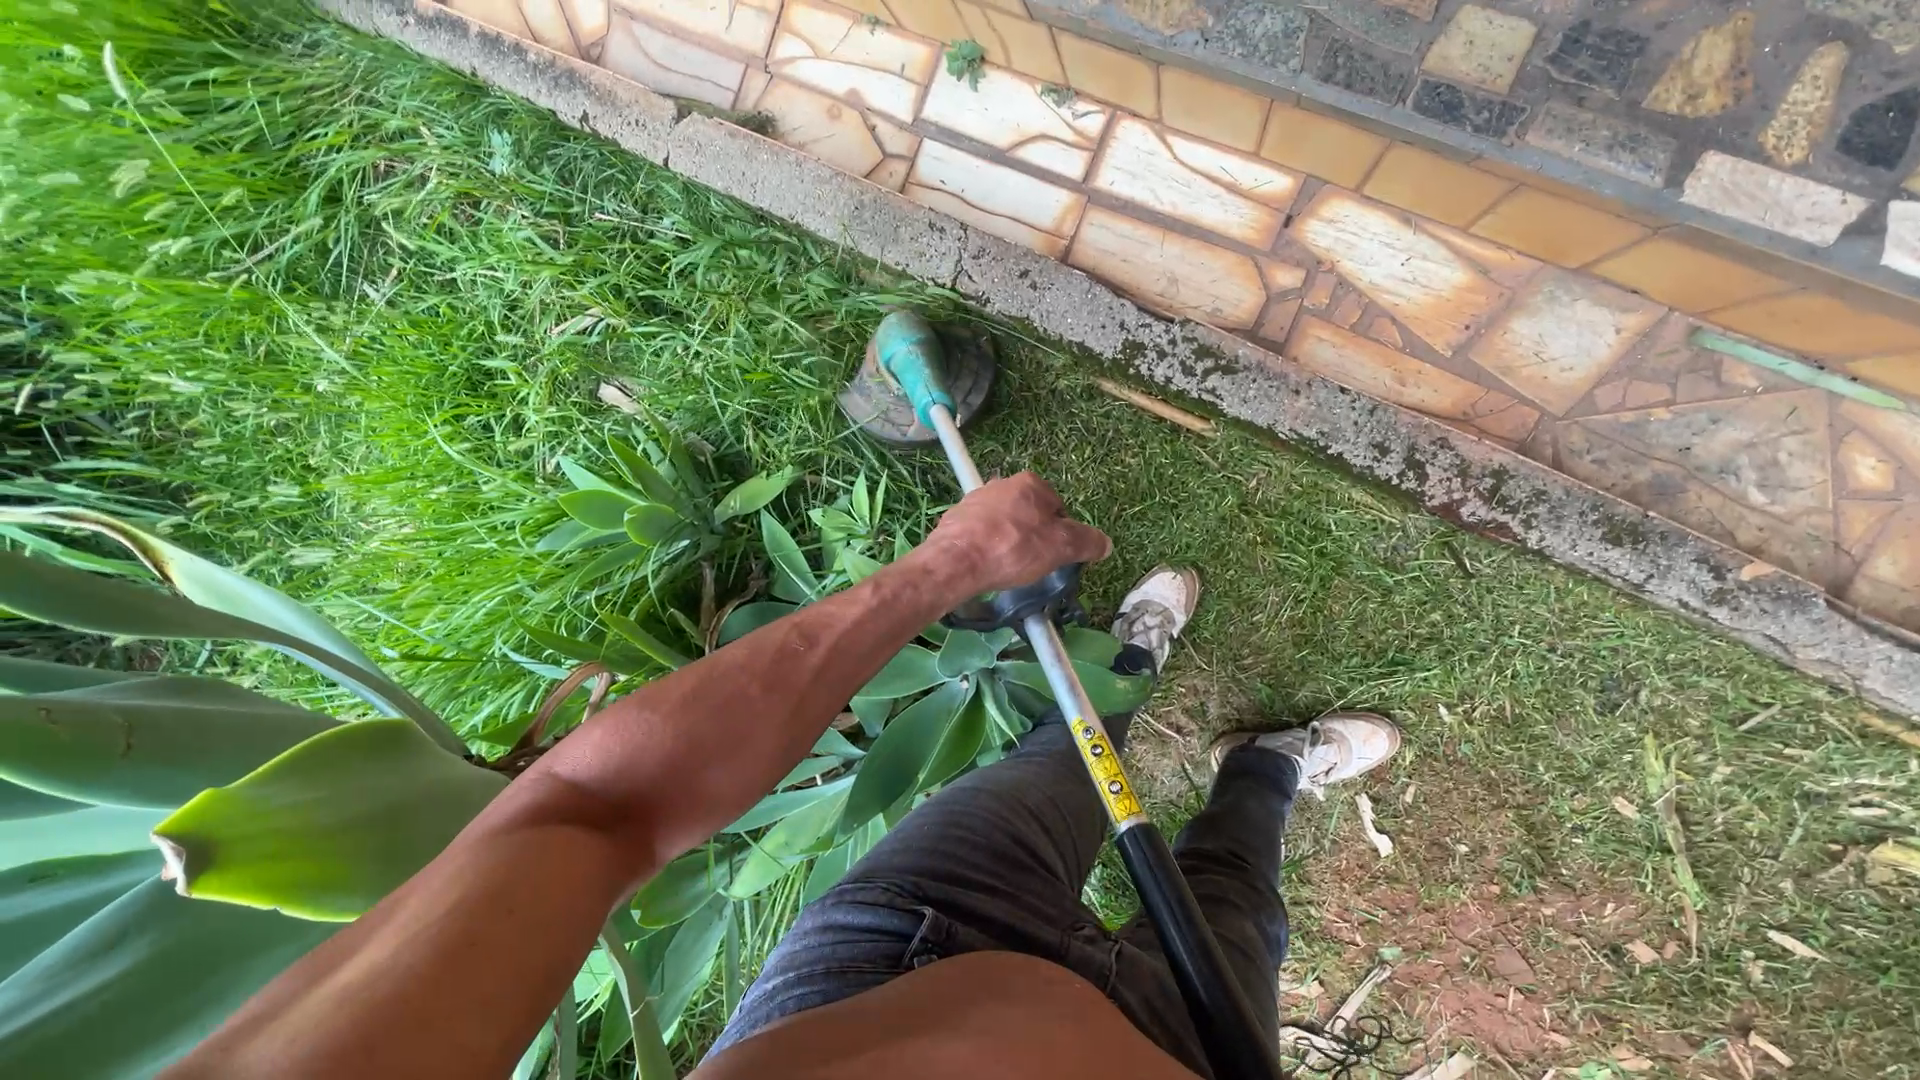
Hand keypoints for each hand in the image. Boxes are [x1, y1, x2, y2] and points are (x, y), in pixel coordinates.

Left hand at [919, 472, 1111, 595]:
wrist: (957, 561)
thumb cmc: (1014, 548)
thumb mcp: (1060, 547)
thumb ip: (1086, 543)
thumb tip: (1105, 543)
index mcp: (1030, 483)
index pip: (1058, 508)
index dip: (1061, 535)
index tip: (1055, 556)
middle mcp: (1002, 484)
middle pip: (1030, 515)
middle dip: (1034, 538)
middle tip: (1034, 564)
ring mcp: (975, 500)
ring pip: (1004, 524)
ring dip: (1009, 543)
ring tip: (1008, 568)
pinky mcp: (955, 520)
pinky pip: (981, 535)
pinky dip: (987, 549)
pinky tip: (987, 566)